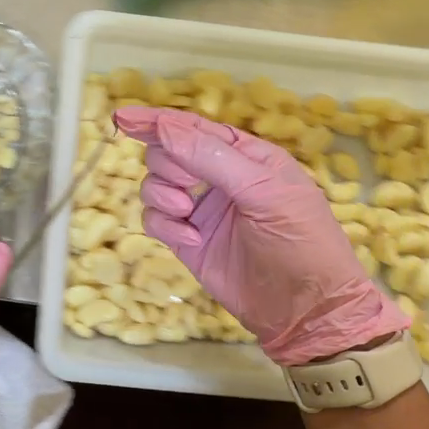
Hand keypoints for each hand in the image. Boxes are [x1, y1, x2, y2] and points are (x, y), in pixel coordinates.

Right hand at [113, 107, 405, 366]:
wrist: (305, 312)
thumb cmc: (300, 243)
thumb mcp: (264, 192)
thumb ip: (211, 157)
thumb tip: (163, 127)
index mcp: (245, 155)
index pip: (194, 127)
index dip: (157, 120)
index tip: (123, 117)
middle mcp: (218, 177)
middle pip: (167, 152)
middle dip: (168, 164)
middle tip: (185, 186)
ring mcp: (200, 209)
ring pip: (155, 184)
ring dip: (162, 194)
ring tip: (186, 213)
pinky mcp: (186, 240)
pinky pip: (155, 219)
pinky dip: (164, 225)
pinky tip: (190, 239)